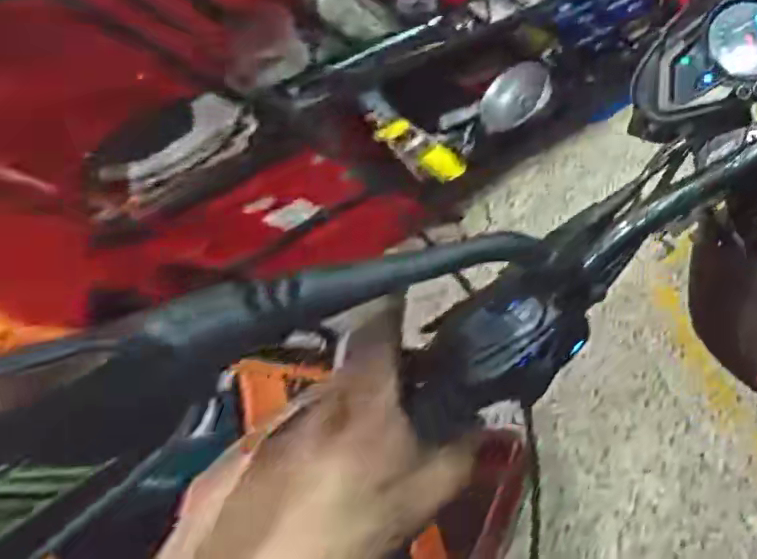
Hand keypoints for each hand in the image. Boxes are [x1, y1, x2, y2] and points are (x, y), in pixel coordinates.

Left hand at [158, 302, 475, 558]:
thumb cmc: (349, 535)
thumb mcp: (432, 491)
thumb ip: (466, 443)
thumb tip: (483, 422)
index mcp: (361, 400)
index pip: (377, 328)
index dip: (394, 304)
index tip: (405, 288)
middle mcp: (304, 408)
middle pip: (346, 374)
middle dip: (373, 383)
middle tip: (396, 408)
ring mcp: (249, 443)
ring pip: (304, 411)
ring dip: (329, 420)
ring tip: (344, 457)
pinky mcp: (208, 481)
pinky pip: (261, 450)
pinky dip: (284, 457)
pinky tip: (293, 490)